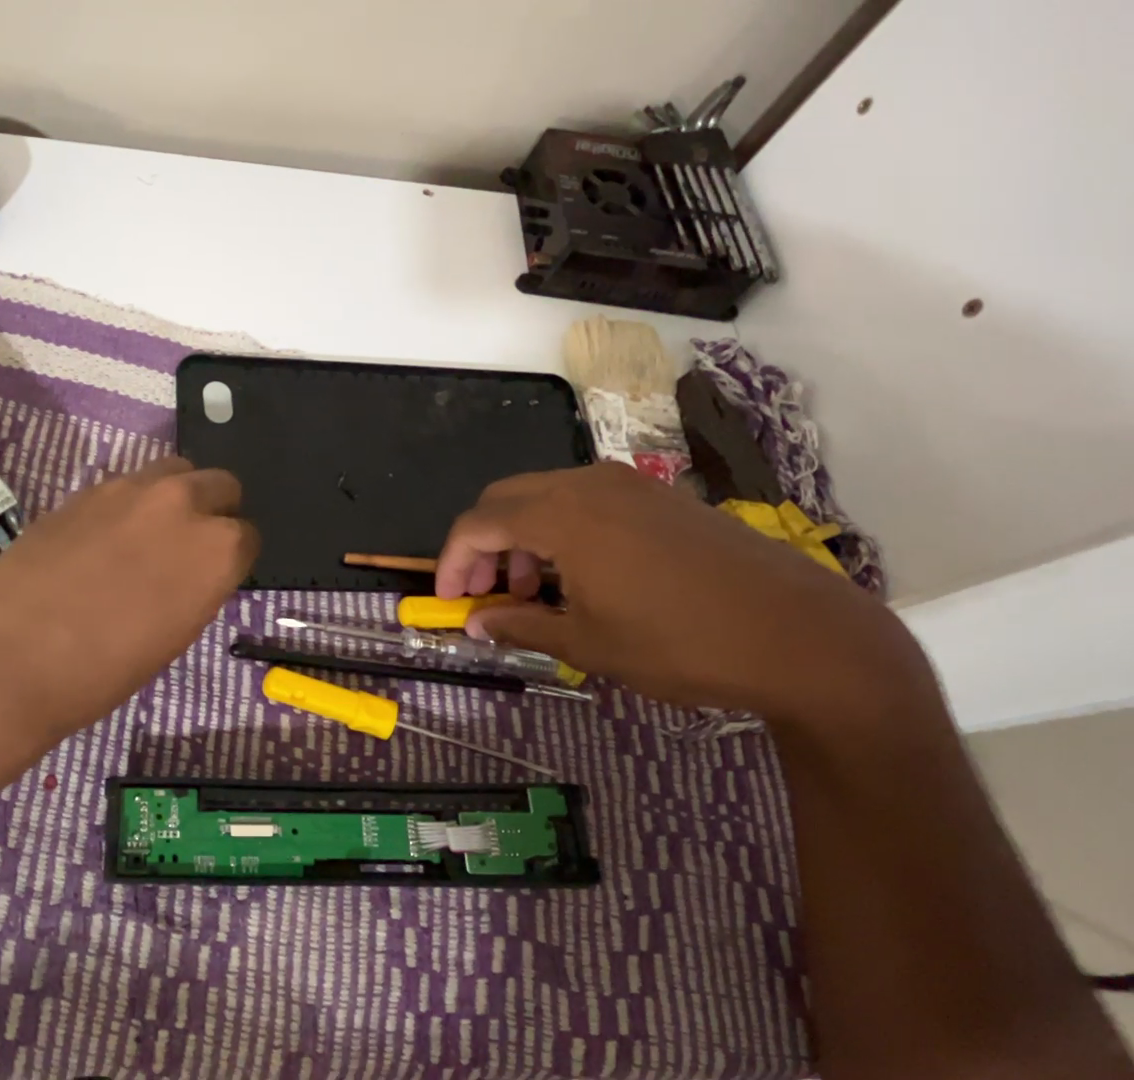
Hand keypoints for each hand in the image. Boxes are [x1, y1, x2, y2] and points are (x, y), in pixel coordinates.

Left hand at [0, 457, 257, 742]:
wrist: (16, 657)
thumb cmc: (107, 670)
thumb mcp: (176, 634)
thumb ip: (197, 585)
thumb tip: (192, 569)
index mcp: (216, 548)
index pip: (247, 535)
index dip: (232, 557)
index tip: (214, 575)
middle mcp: (180, 504)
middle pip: (218, 484)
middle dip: (212, 511)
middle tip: (186, 548)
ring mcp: (127, 489)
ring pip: (171, 471)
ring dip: (170, 497)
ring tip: (144, 538)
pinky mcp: (82, 490)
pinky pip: (121, 487)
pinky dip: (124, 507)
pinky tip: (99, 542)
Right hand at [435, 463, 929, 717]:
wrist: (803, 636)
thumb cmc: (681, 645)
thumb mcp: (588, 644)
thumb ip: (521, 625)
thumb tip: (478, 622)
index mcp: (563, 515)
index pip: (478, 523)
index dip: (451, 562)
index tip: (448, 601)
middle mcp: (591, 484)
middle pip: (506, 499)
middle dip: (483, 546)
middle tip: (484, 595)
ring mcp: (632, 486)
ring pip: (546, 497)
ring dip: (522, 538)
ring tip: (535, 593)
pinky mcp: (663, 498)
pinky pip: (588, 501)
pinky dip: (562, 531)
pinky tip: (581, 577)